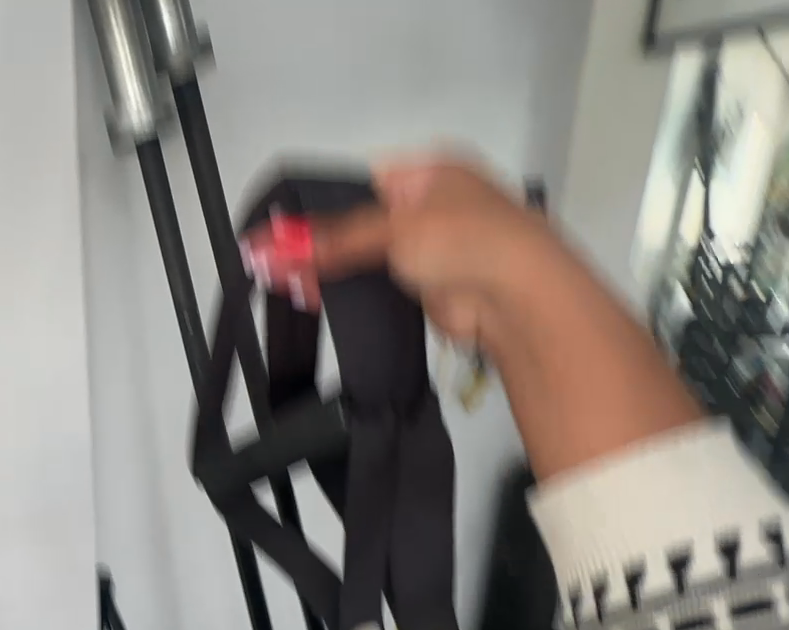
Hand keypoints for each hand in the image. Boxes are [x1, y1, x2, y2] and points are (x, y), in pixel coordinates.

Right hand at [243, 153, 699, 477]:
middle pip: (353, 224)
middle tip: (272, 263)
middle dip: (315, 245)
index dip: (316, 209)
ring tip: (285, 283)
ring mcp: (424, 247)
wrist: (516, 299)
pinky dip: (343, 291)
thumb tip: (282, 246)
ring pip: (359, 257)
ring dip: (325, 270)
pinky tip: (311, 295)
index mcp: (427, 172)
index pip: (356, 186)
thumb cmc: (470, 241)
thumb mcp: (396, 227)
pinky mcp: (419, 285)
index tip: (279, 232)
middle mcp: (426, 205)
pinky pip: (370, 285)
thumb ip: (336, 238)